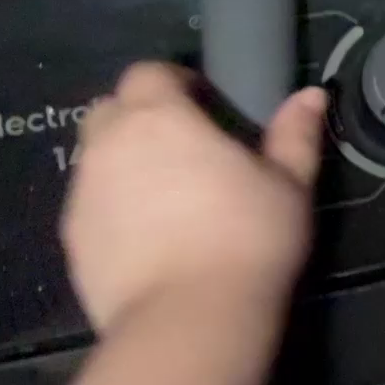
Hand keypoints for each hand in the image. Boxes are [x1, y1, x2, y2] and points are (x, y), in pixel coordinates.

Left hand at [60, 63, 328, 335]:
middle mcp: (109, 147)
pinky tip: (164, 229)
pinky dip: (122, 200)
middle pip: (111, 109)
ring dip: (134, 158)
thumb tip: (311, 93)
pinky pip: (95, 198)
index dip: (178, 80)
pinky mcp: (74, 233)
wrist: (191, 310)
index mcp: (162, 121)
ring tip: (183, 189)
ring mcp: (83, 191)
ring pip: (100, 155)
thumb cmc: (253, 231)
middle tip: (196, 141)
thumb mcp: (292, 180)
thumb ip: (296, 133)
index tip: (212, 101)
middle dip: (146, 114)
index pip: (148, 74)